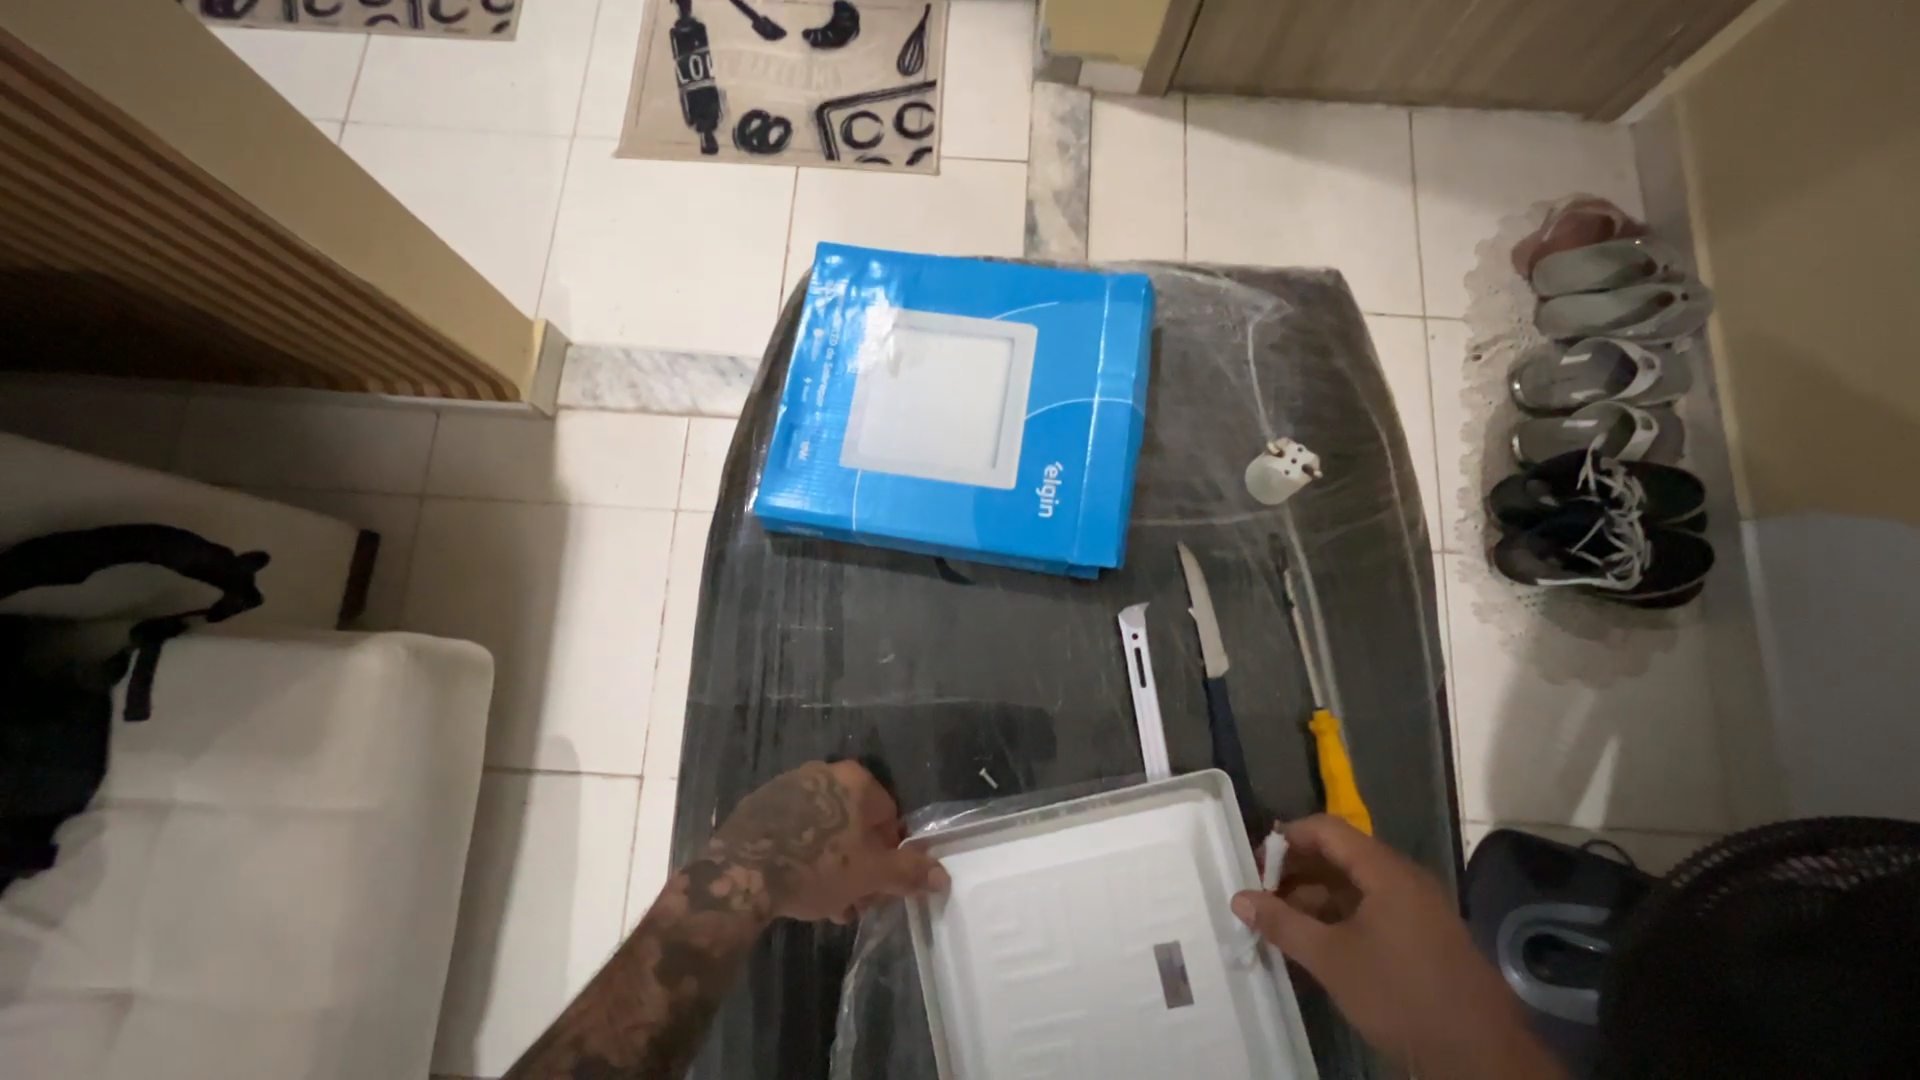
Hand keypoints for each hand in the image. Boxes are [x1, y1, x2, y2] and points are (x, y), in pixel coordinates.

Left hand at [708, 760, 948, 923]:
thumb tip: (942, 876)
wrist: (742, 873)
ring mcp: (787, 786)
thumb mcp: (871, 875)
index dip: (888, 855)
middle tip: (852, 901)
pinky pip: (793, 829)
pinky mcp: (758, 805)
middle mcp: (823, 772)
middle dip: (858, 864)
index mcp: (855, 780)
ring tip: (824, 903)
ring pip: (824, 828)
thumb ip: (909, 872)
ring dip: (831, 864)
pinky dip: (800, 853)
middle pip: (854, 824)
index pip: (888, 817)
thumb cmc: (818, 867)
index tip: (878, 887)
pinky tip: (795, 887)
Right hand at [1233, 816, 1564, 1079]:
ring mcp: (1419, 909)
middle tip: (1261, 894)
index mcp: (1386, 871)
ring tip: (1280, 921)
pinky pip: (1373, 909)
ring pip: (1356, 886)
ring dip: (1315, 897)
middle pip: (1340, 855)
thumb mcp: (1330, 960)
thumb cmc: (1400, 995)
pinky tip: (1316, 941)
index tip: (1254, 863)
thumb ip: (1282, 923)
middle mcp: (1404, 880)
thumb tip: (1239, 898)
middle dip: (1297, 871)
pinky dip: (1340, 916)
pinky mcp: (1425, 937)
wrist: (1482, 1059)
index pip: (1327, 830)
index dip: (1287, 839)